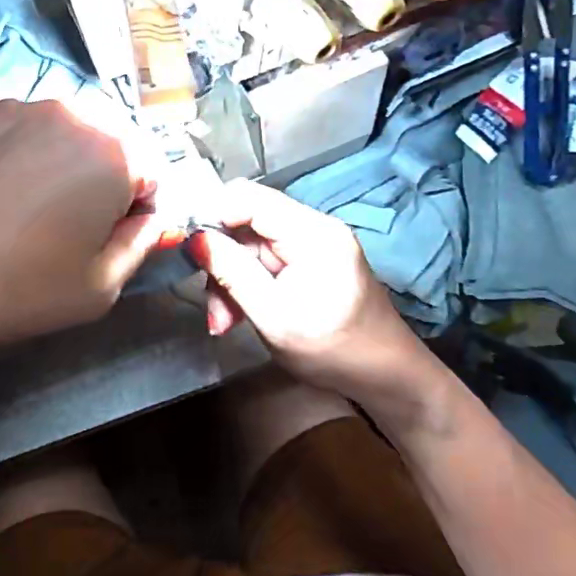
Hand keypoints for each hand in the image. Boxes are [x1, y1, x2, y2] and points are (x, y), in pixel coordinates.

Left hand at [0, 100, 174, 369]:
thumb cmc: (16, 291)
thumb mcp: (101, 288)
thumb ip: (141, 242)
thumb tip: (148, 215)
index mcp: (111, 151)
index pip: (150, 167)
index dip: (135, 204)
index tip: (104, 234)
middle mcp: (65, 111)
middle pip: (100, 141)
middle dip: (94, 176)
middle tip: (58, 223)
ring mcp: (6, 104)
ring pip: (50, 130)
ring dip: (47, 160)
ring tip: (10, 208)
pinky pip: (1, 127)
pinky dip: (1, 152)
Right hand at [189, 180, 447, 412]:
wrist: (386, 378)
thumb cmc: (334, 350)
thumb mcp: (274, 316)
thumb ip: (232, 273)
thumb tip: (195, 238)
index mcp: (312, 232)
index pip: (249, 197)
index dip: (213, 215)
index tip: (189, 247)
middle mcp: (313, 227)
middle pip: (246, 224)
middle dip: (221, 263)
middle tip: (212, 308)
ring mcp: (312, 244)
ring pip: (250, 246)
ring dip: (230, 281)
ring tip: (224, 322)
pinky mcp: (309, 261)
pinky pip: (265, 261)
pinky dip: (247, 286)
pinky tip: (239, 316)